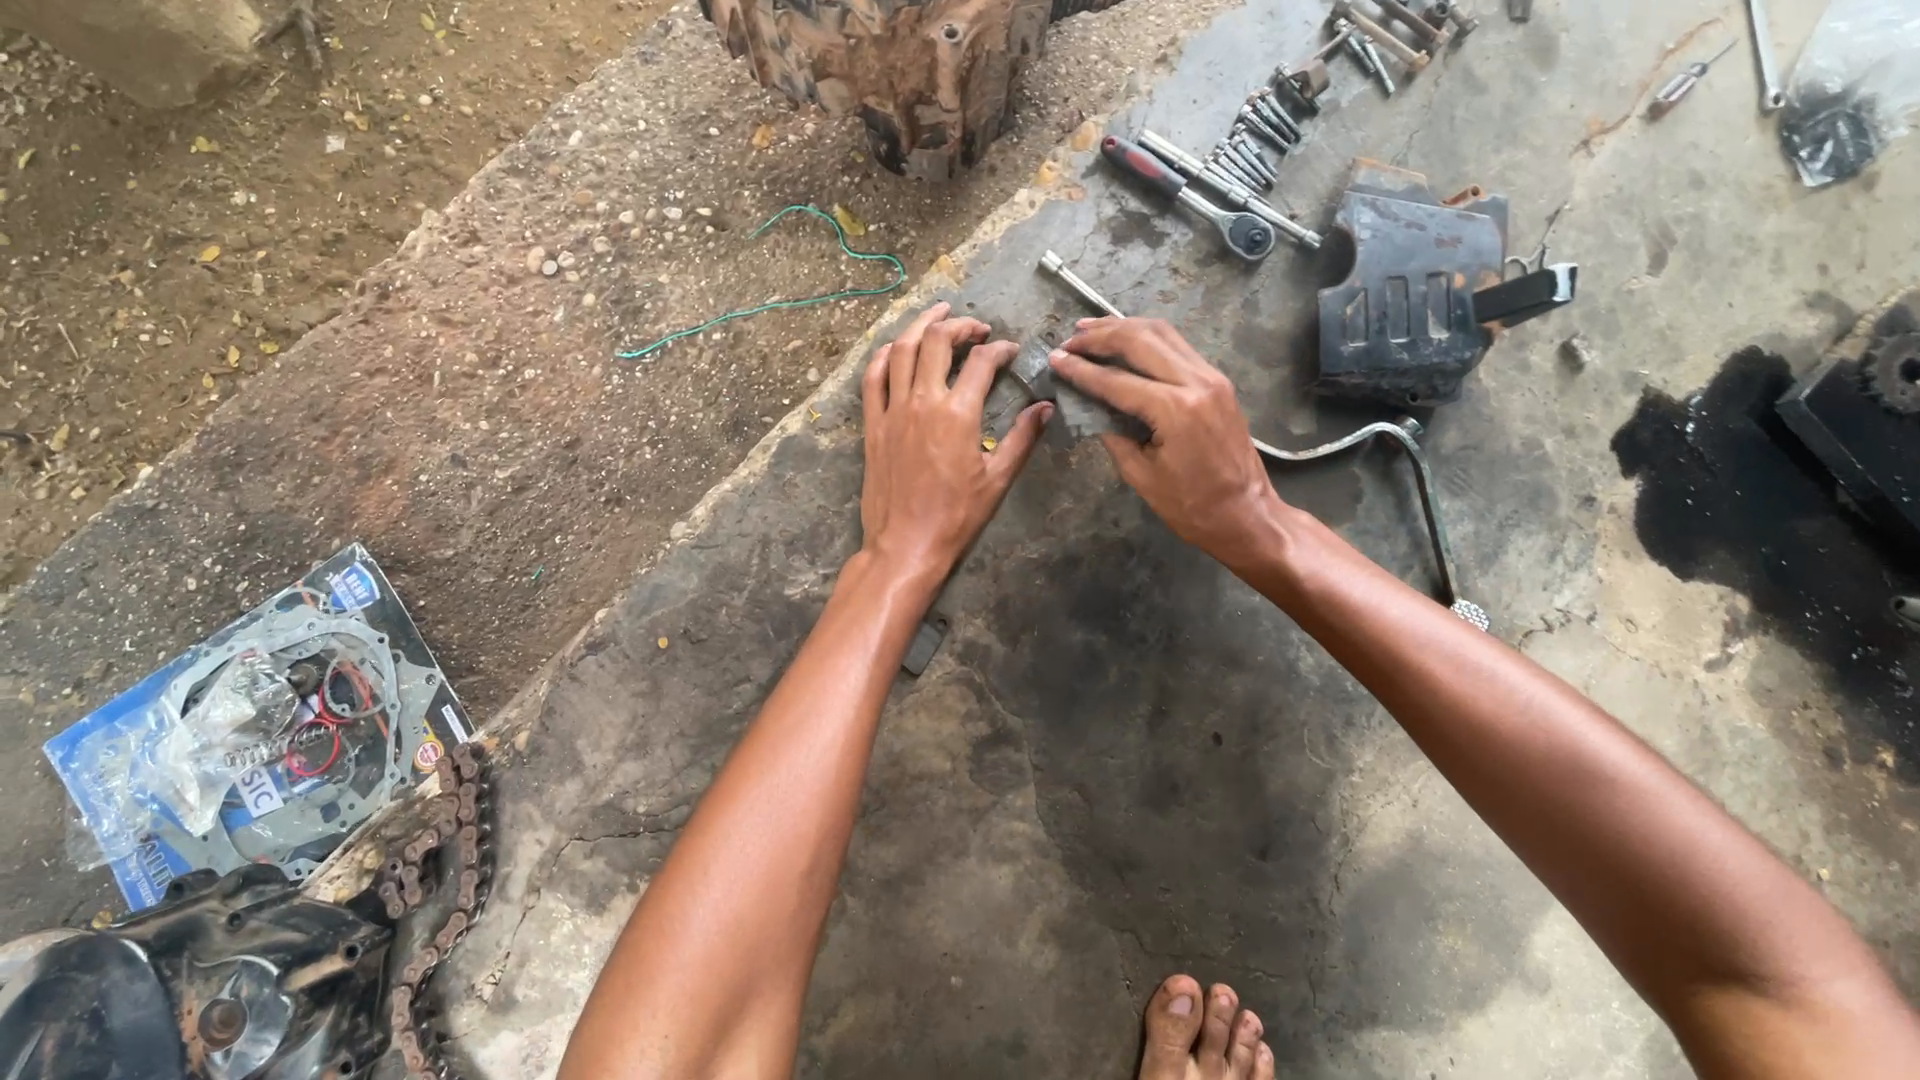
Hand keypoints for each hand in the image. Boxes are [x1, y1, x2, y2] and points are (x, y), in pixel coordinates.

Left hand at [859, 302, 1052, 580]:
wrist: (906, 544)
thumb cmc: (956, 517)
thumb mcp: (998, 479)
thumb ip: (1022, 438)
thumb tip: (1044, 407)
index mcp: (957, 414)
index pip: (981, 363)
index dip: (999, 349)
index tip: (1009, 351)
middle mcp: (922, 402)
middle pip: (937, 342)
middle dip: (960, 326)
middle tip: (976, 327)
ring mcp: (892, 411)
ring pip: (900, 350)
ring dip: (920, 325)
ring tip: (937, 315)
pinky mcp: (872, 425)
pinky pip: (872, 378)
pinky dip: (884, 356)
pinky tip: (895, 348)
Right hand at [1047, 317, 1282, 567]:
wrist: (1246, 513)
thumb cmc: (1191, 506)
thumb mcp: (1141, 474)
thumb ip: (1113, 434)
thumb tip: (1089, 407)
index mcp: (1175, 410)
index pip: (1116, 380)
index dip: (1080, 369)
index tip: (1054, 359)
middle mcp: (1196, 382)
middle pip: (1140, 340)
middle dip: (1100, 337)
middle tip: (1069, 341)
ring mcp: (1211, 377)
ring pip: (1162, 332)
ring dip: (1123, 327)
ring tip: (1090, 329)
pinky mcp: (1217, 380)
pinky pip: (1177, 345)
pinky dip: (1146, 338)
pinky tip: (1125, 340)